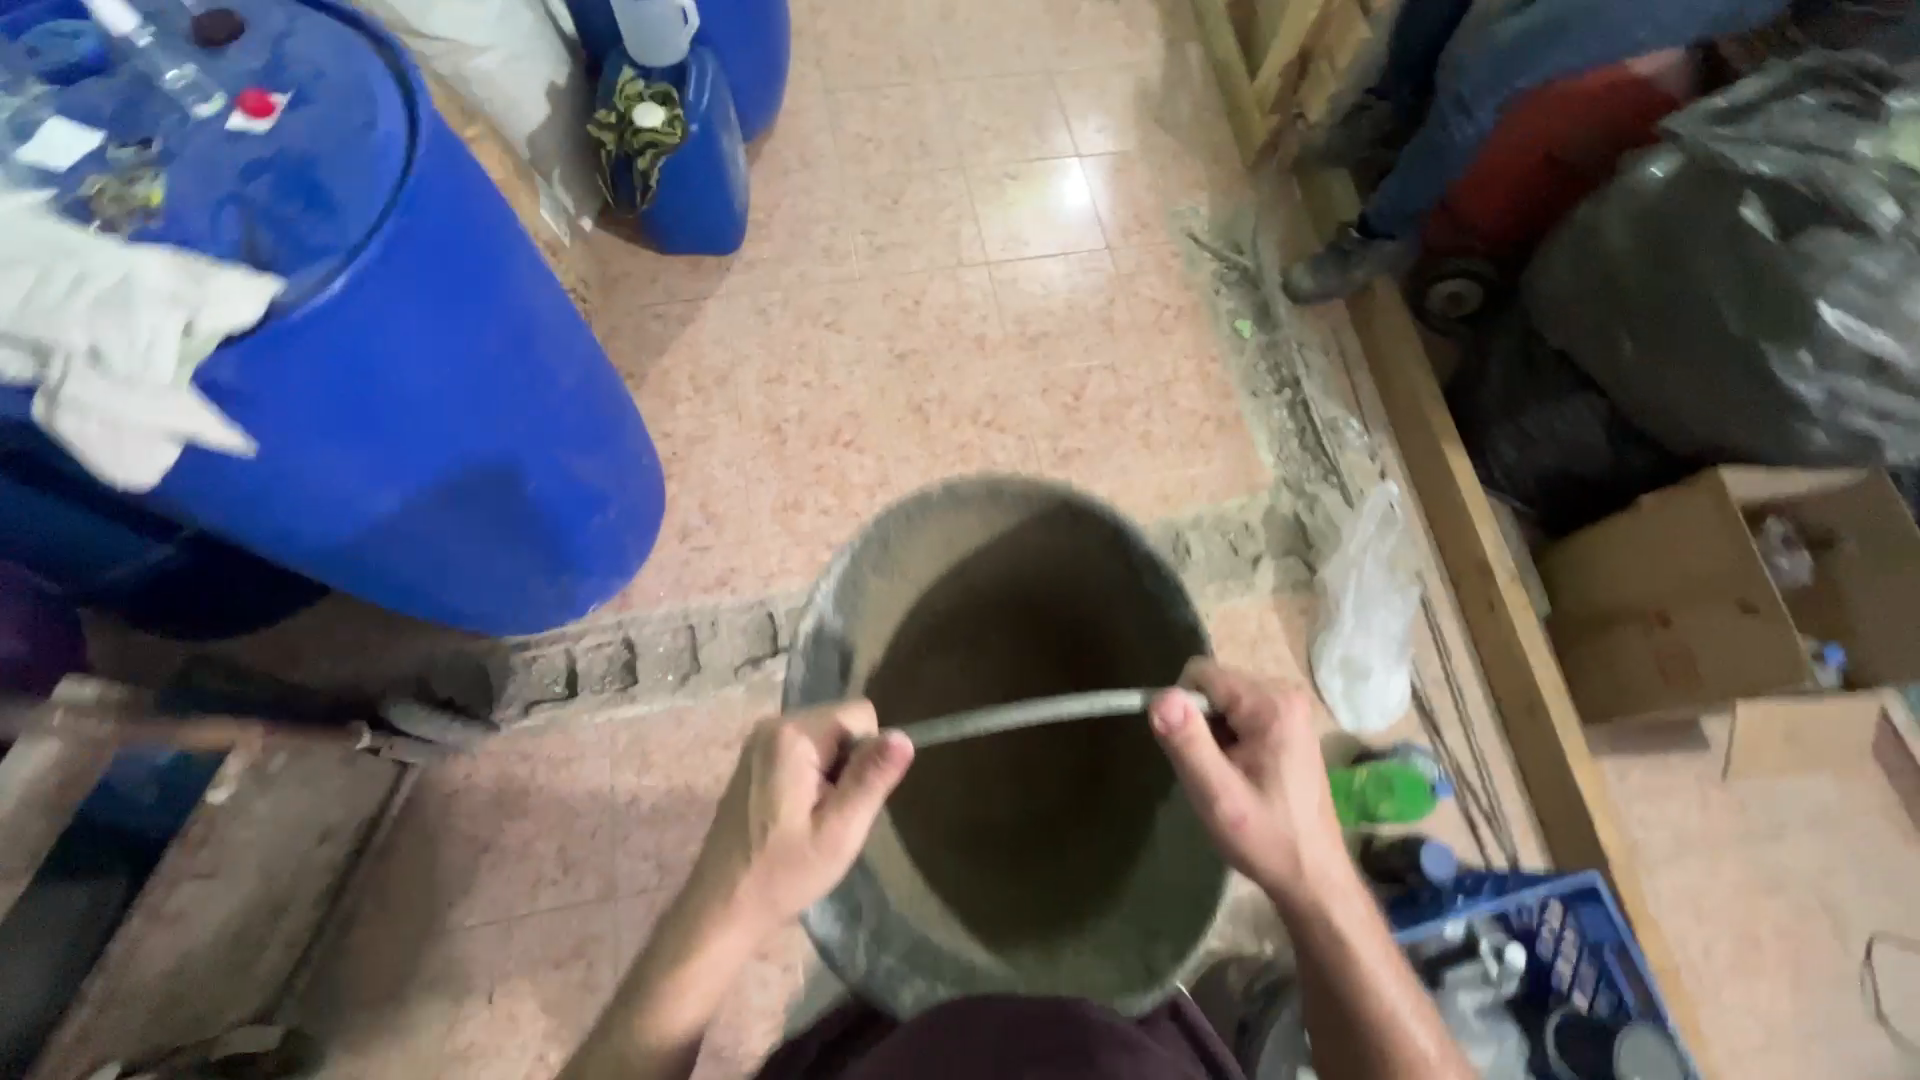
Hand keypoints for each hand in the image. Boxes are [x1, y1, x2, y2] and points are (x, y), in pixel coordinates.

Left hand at [686, 700, 913, 940]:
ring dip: (832, 774)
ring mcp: (759, 741)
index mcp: (793, 735)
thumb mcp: (840, 831)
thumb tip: (905, 736)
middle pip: (842, 724)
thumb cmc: (783, 873)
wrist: (722, 908)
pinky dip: (812, 778)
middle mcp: (772, 724)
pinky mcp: (754, 758)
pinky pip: (805, 751)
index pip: (861, 715)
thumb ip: (872, 777)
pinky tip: (796, 815)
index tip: (846, 799)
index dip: (867, 756)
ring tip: (812, 818)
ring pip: (826, 739)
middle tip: (829, 814)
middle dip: (848, 764)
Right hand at [1148, 659, 1345, 906]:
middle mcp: (1285, 694)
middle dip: (1200, 726)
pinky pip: (1238, 715)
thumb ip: (1188, 742)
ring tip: (1229, 778)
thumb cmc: (1265, 838)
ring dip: (1213, 736)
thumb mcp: (1217, 795)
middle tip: (1214, 773)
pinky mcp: (1289, 724)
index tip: (1194, 756)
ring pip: (1222, 701)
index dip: (1183, 713)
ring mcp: (1290, 709)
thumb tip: (1160, 696)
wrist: (1313, 876)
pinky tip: (1243, 776)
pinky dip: (1229, 741)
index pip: (1199, 675)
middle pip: (1212, 687)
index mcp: (1271, 704)